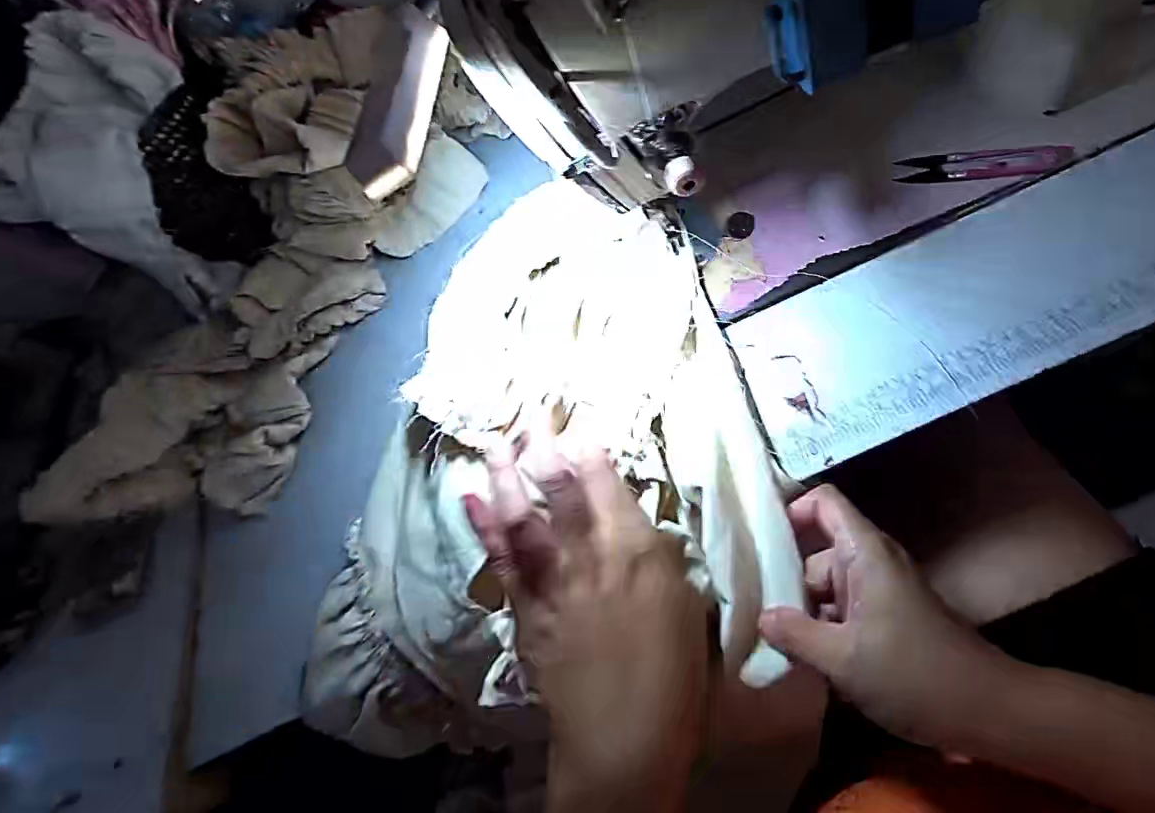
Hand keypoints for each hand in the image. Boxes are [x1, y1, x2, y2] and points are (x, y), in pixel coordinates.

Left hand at [464, 432, 706, 812]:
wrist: (626, 739)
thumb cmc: (672, 670)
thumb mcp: (684, 600)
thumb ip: (656, 552)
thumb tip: (634, 520)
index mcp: (634, 550)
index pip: (606, 484)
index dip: (589, 451)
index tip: (578, 427)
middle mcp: (588, 556)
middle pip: (558, 492)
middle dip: (543, 448)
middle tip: (532, 415)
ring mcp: (551, 583)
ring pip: (522, 517)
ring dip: (506, 476)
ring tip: (496, 441)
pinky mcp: (525, 611)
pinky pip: (500, 561)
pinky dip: (483, 527)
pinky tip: (469, 498)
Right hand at [758, 484, 1019, 750]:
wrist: (986, 710)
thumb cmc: (914, 674)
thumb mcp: (844, 659)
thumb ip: (796, 635)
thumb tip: (761, 618)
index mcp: (864, 552)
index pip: (824, 502)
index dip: (792, 510)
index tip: (760, 543)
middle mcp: (871, 561)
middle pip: (817, 552)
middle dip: (789, 582)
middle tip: (758, 615)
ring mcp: (881, 589)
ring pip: (828, 586)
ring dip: (806, 612)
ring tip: (778, 645)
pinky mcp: (887, 616)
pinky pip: (844, 608)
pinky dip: (826, 627)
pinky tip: (810, 660)